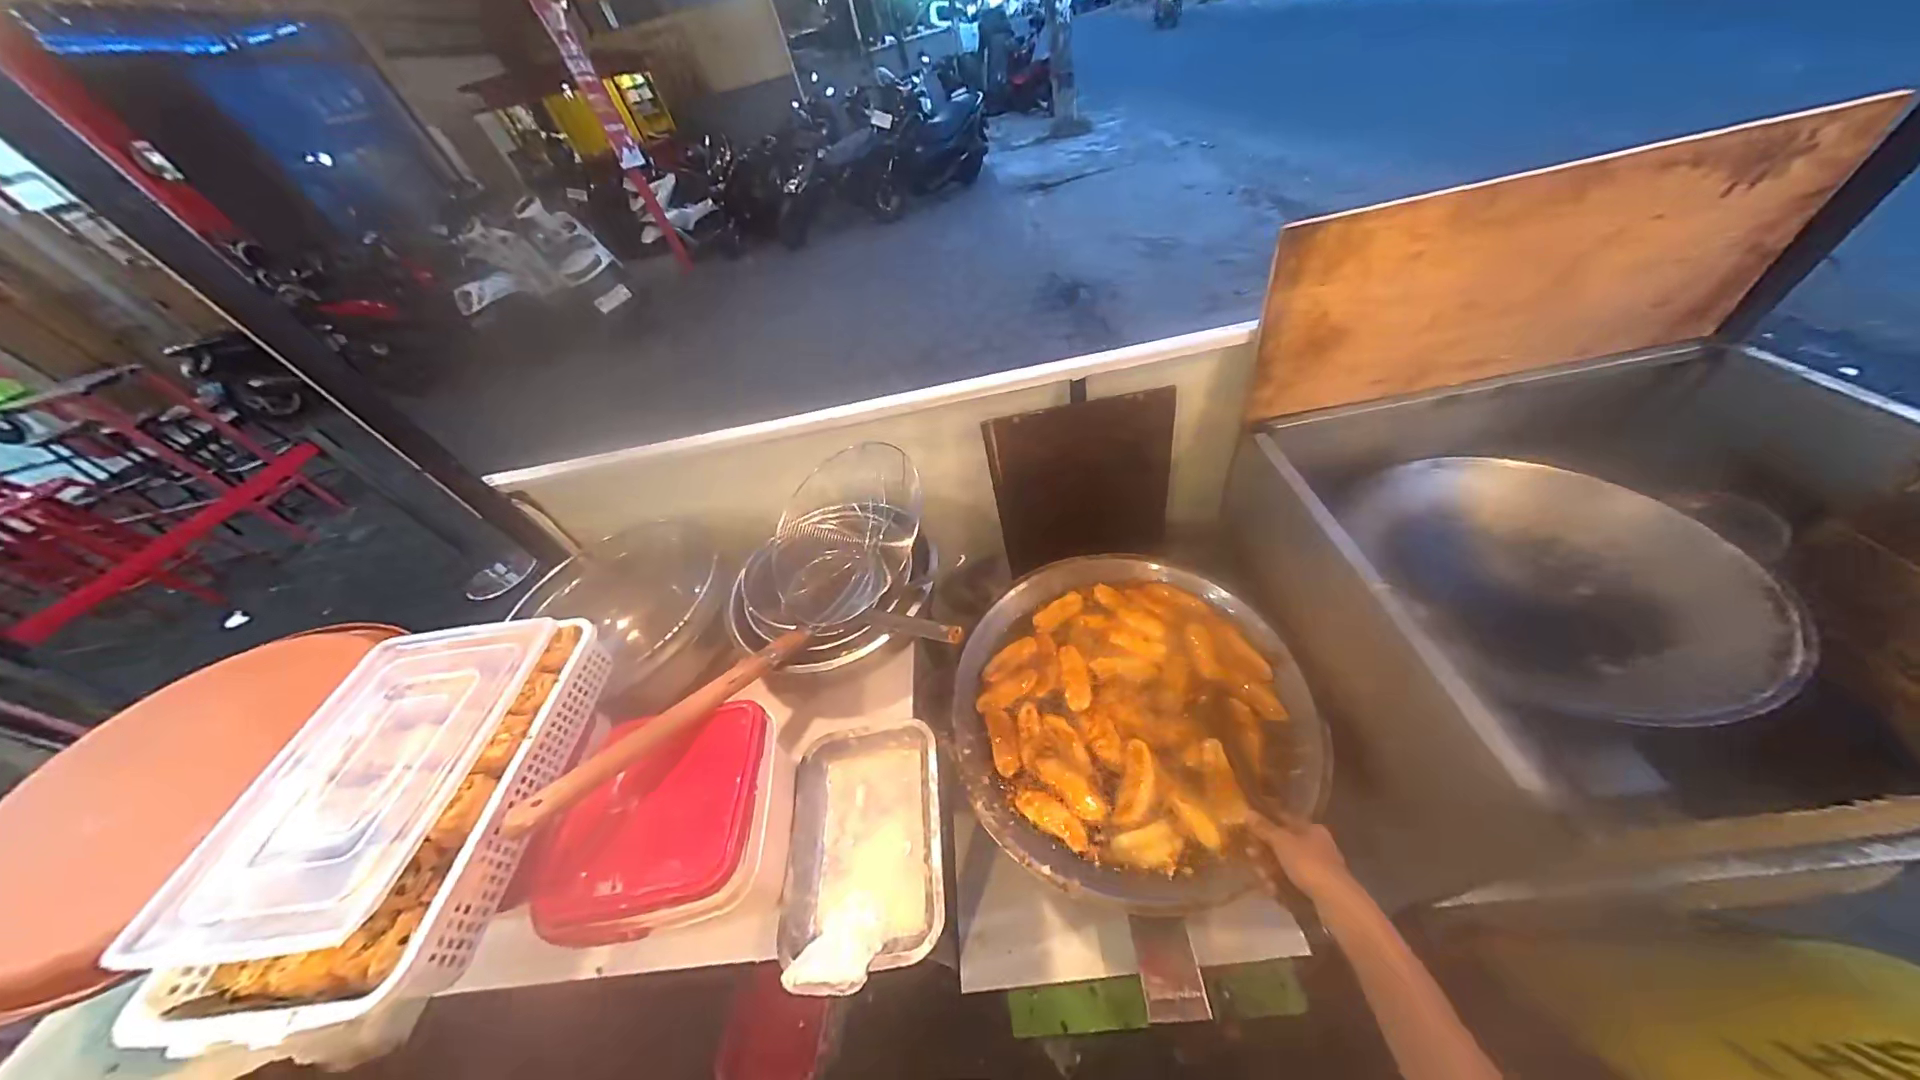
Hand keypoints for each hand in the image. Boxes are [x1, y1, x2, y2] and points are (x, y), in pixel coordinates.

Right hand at [1246, 813, 1352, 900]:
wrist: (1335, 901)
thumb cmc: (1308, 863)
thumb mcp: (1282, 841)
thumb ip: (1264, 828)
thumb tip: (1247, 812)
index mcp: (1312, 830)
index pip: (1284, 820)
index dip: (1266, 823)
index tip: (1249, 829)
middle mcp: (1317, 846)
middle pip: (1284, 844)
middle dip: (1265, 850)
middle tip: (1250, 854)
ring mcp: (1318, 869)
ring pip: (1286, 864)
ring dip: (1270, 869)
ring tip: (1261, 876)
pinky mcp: (1317, 889)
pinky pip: (1292, 882)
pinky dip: (1281, 884)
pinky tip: (1272, 889)